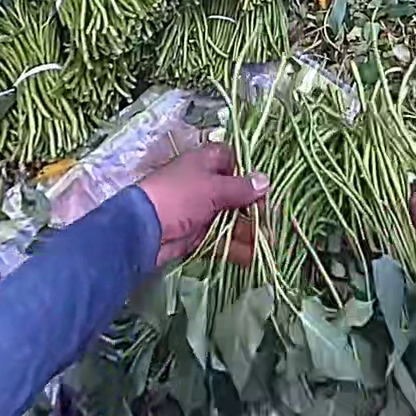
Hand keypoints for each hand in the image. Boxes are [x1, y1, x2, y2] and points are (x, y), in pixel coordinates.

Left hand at [136, 143, 268, 266]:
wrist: (143, 230)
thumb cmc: (179, 196)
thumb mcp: (213, 188)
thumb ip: (240, 188)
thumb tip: (266, 181)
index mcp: (205, 162)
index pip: (231, 159)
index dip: (248, 170)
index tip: (265, 185)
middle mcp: (204, 182)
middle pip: (234, 191)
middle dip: (253, 206)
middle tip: (272, 220)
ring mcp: (199, 209)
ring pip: (230, 217)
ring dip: (248, 229)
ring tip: (269, 242)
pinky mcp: (196, 233)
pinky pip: (220, 238)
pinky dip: (235, 246)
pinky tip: (253, 256)